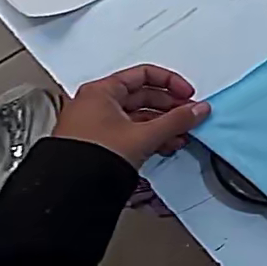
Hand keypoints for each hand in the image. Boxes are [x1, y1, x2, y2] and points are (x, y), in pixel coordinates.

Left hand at [52, 64, 210, 168]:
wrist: (69, 190)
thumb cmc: (91, 155)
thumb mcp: (145, 134)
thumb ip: (177, 120)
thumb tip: (197, 110)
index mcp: (102, 91)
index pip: (145, 74)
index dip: (171, 82)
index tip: (187, 94)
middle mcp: (96, 104)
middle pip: (143, 95)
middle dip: (171, 107)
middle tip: (188, 115)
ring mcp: (96, 124)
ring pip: (139, 116)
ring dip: (164, 124)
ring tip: (180, 134)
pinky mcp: (99, 143)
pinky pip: (131, 131)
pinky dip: (151, 136)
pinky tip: (165, 145)